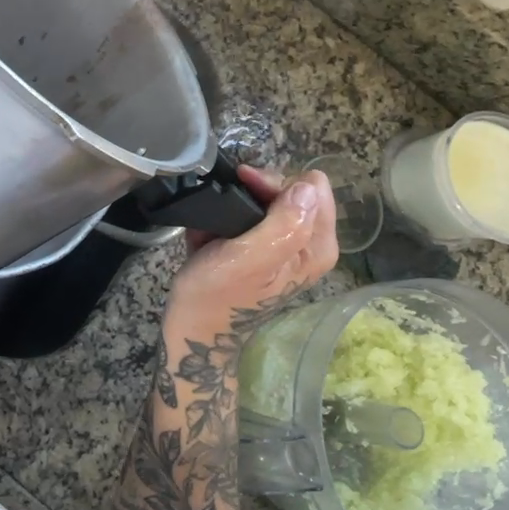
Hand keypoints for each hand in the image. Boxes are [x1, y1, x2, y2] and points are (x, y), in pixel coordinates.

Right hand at [165, 166, 336, 338]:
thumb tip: (307, 186)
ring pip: (267, 199)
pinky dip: (228, 214)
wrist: (193, 326)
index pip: (311, 187)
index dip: (275, 183)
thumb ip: (283, 223)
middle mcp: (306, 244)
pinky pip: (249, 215)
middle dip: (256, 189)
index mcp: (315, 247)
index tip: (244, 187)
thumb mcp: (250, 257)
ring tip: (216, 216)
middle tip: (225, 201)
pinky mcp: (260, 249)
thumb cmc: (217, 293)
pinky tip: (211, 228)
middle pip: (291, 190)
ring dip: (238, 201)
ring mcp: (283, 246)